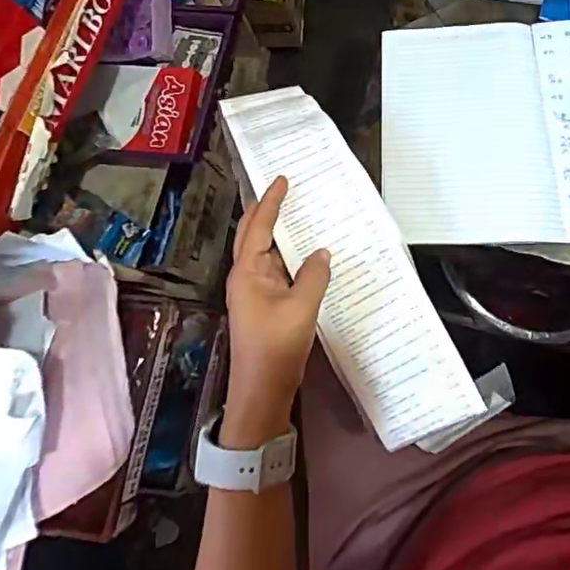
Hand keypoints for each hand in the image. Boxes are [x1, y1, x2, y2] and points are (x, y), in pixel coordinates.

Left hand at [221, 177, 329, 447]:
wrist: (263, 389)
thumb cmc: (276, 345)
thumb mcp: (302, 307)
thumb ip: (314, 274)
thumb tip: (322, 252)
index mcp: (247, 273)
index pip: (258, 227)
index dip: (271, 202)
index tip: (281, 179)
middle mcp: (248, 277)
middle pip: (256, 236)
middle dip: (270, 212)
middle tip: (288, 190)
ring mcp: (257, 291)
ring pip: (270, 253)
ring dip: (284, 235)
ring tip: (304, 214)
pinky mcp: (269, 304)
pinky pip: (281, 270)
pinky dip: (294, 257)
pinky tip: (311, 253)